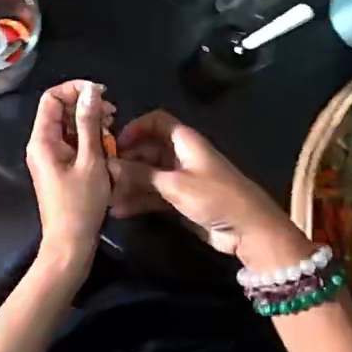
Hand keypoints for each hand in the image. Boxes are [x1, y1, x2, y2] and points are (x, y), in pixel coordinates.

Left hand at [26, 80, 115, 263]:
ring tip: (112, 132)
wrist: (70, 244)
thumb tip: (91, 92)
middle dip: (86, 106)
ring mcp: (50, 156)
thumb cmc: (81, 204)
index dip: (76, 89)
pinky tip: (106, 146)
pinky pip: (72, 142)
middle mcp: (41, 144)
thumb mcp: (90, 160)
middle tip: (112, 116)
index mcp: (42, 139)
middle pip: (60, 110)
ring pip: (68, 126)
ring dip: (90, 123)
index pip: (52, 97)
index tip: (102, 94)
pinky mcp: (59, 167)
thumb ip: (89, 123)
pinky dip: (89, 139)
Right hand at [108, 110, 297, 258]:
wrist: (249, 229)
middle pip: (148, 149)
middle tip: (102, 174)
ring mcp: (181, 179)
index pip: (157, 121)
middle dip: (126, 160)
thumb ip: (141, 175)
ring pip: (148, 175)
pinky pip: (154, 195)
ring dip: (129, 183)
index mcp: (185, 141)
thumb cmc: (215, 197)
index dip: (135, 127)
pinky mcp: (181, 200)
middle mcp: (181, 155)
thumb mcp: (175, 184)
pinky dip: (139, 200)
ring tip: (106, 196)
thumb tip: (109, 164)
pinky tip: (119, 211)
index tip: (115, 143)